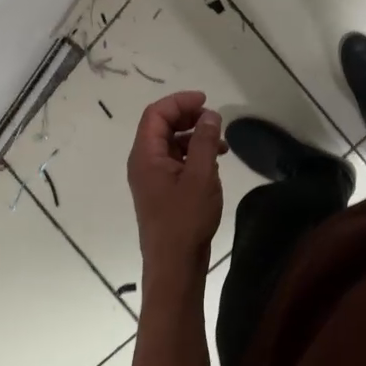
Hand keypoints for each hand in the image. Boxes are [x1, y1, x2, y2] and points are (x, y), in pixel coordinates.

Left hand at [126, 91, 227, 277]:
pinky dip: (194, 154)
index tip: (206, 100)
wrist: (175, 265)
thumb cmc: (185, 219)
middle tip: (215, 120)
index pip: (156, 114)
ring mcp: (152, 178)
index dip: (179, 101)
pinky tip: (215, 161)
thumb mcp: (201, 176)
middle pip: (161, 126)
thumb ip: (205, 141)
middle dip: (188, 116)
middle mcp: (144, 163)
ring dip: (194, 136)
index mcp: (145, 156)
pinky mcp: (163, 191)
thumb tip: (210, 114)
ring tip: (221, 143)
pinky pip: (176, 161)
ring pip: (171, 143)